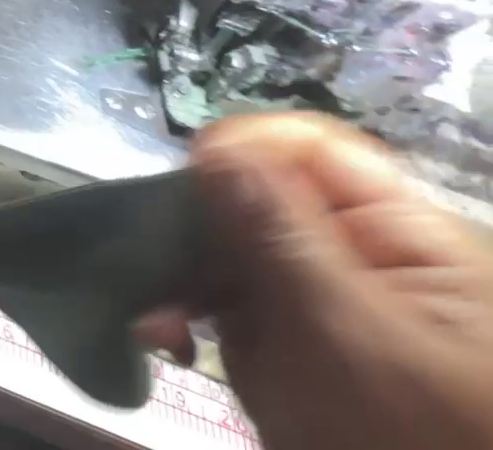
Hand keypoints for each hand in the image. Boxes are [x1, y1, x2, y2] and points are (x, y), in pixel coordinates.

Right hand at [139, 114, 492, 449]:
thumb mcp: (345, 329)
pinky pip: (206, 290)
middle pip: (248, 193)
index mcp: (398, 238)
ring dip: (171, 271)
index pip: (311, 151)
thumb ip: (279, 232)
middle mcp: (348, 252)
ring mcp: (306, 291)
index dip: (245, 151)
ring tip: (156, 322)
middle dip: (190, 225)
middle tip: (155, 262)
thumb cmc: (409, 433)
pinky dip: (174, 306)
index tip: (188, 182)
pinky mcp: (269, 326)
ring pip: (214, 242)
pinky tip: (163, 335)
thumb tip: (216, 144)